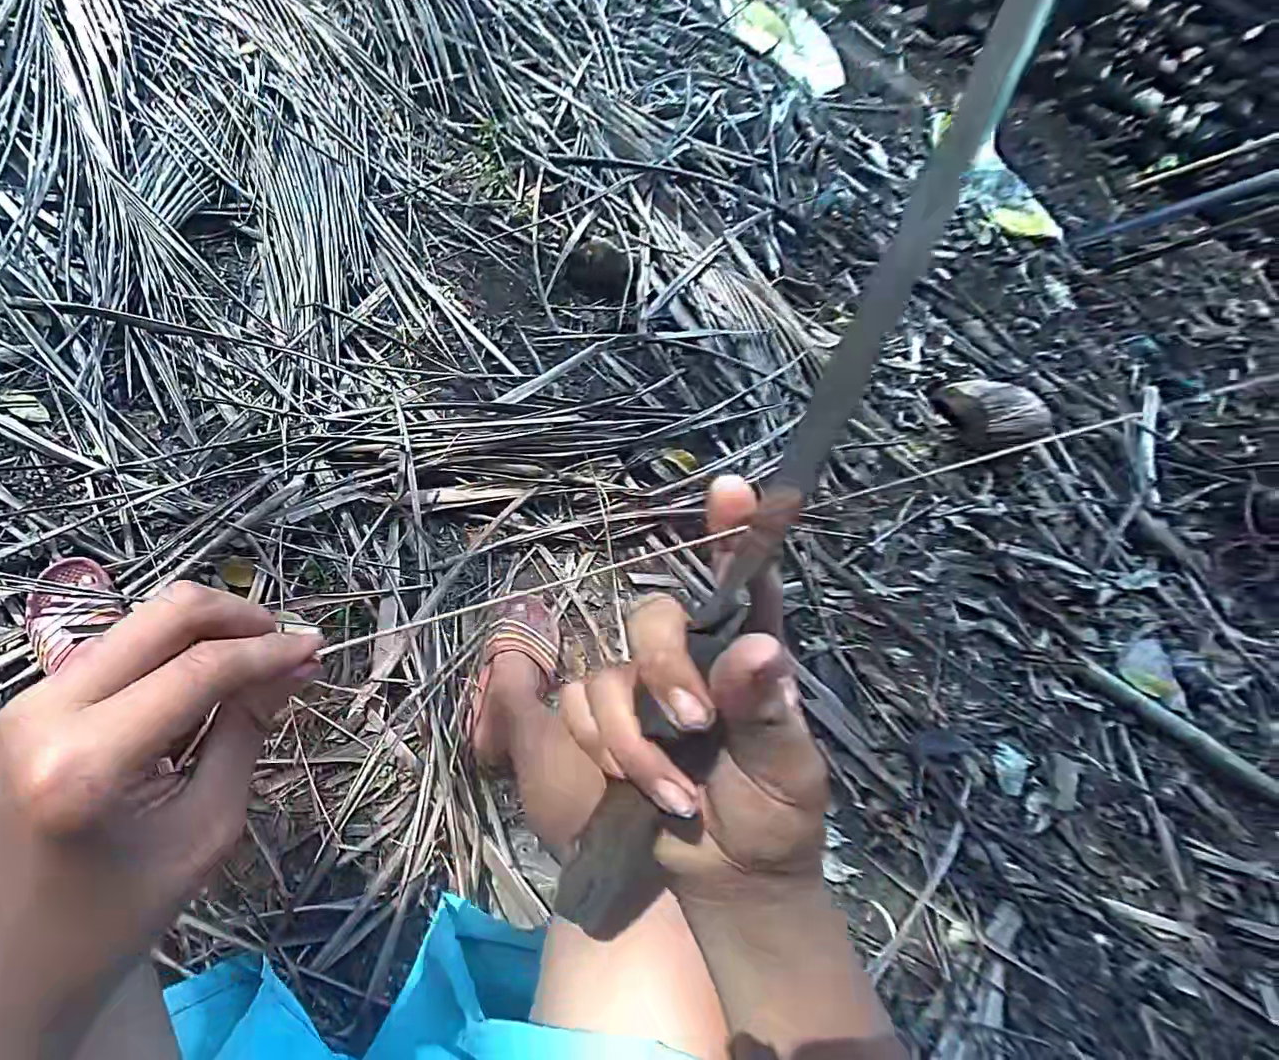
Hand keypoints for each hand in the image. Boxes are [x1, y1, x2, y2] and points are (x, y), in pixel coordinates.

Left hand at [0, 581, 320, 985]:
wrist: (16, 961)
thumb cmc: (120, 915)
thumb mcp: (205, 829)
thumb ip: (247, 731)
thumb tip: (293, 663)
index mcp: (85, 764)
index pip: (195, 671)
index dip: (264, 651)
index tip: (313, 645)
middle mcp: (43, 713)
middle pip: (158, 618)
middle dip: (232, 616)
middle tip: (281, 636)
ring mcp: (25, 701)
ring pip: (136, 624)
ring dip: (201, 629)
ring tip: (251, 655)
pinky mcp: (26, 701)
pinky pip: (114, 651)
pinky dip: (166, 651)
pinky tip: (201, 674)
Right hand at [559, 476, 827, 898]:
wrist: (718, 874)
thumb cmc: (771, 818)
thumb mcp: (788, 774)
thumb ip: (770, 713)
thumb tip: (759, 648)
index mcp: (746, 655)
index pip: (740, 580)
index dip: (733, 532)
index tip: (733, 490)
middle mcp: (686, 657)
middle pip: (653, 615)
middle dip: (662, 664)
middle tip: (691, 720)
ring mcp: (636, 686)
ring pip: (606, 673)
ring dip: (634, 736)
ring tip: (674, 792)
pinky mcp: (599, 715)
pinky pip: (576, 707)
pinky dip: (603, 747)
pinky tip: (634, 784)